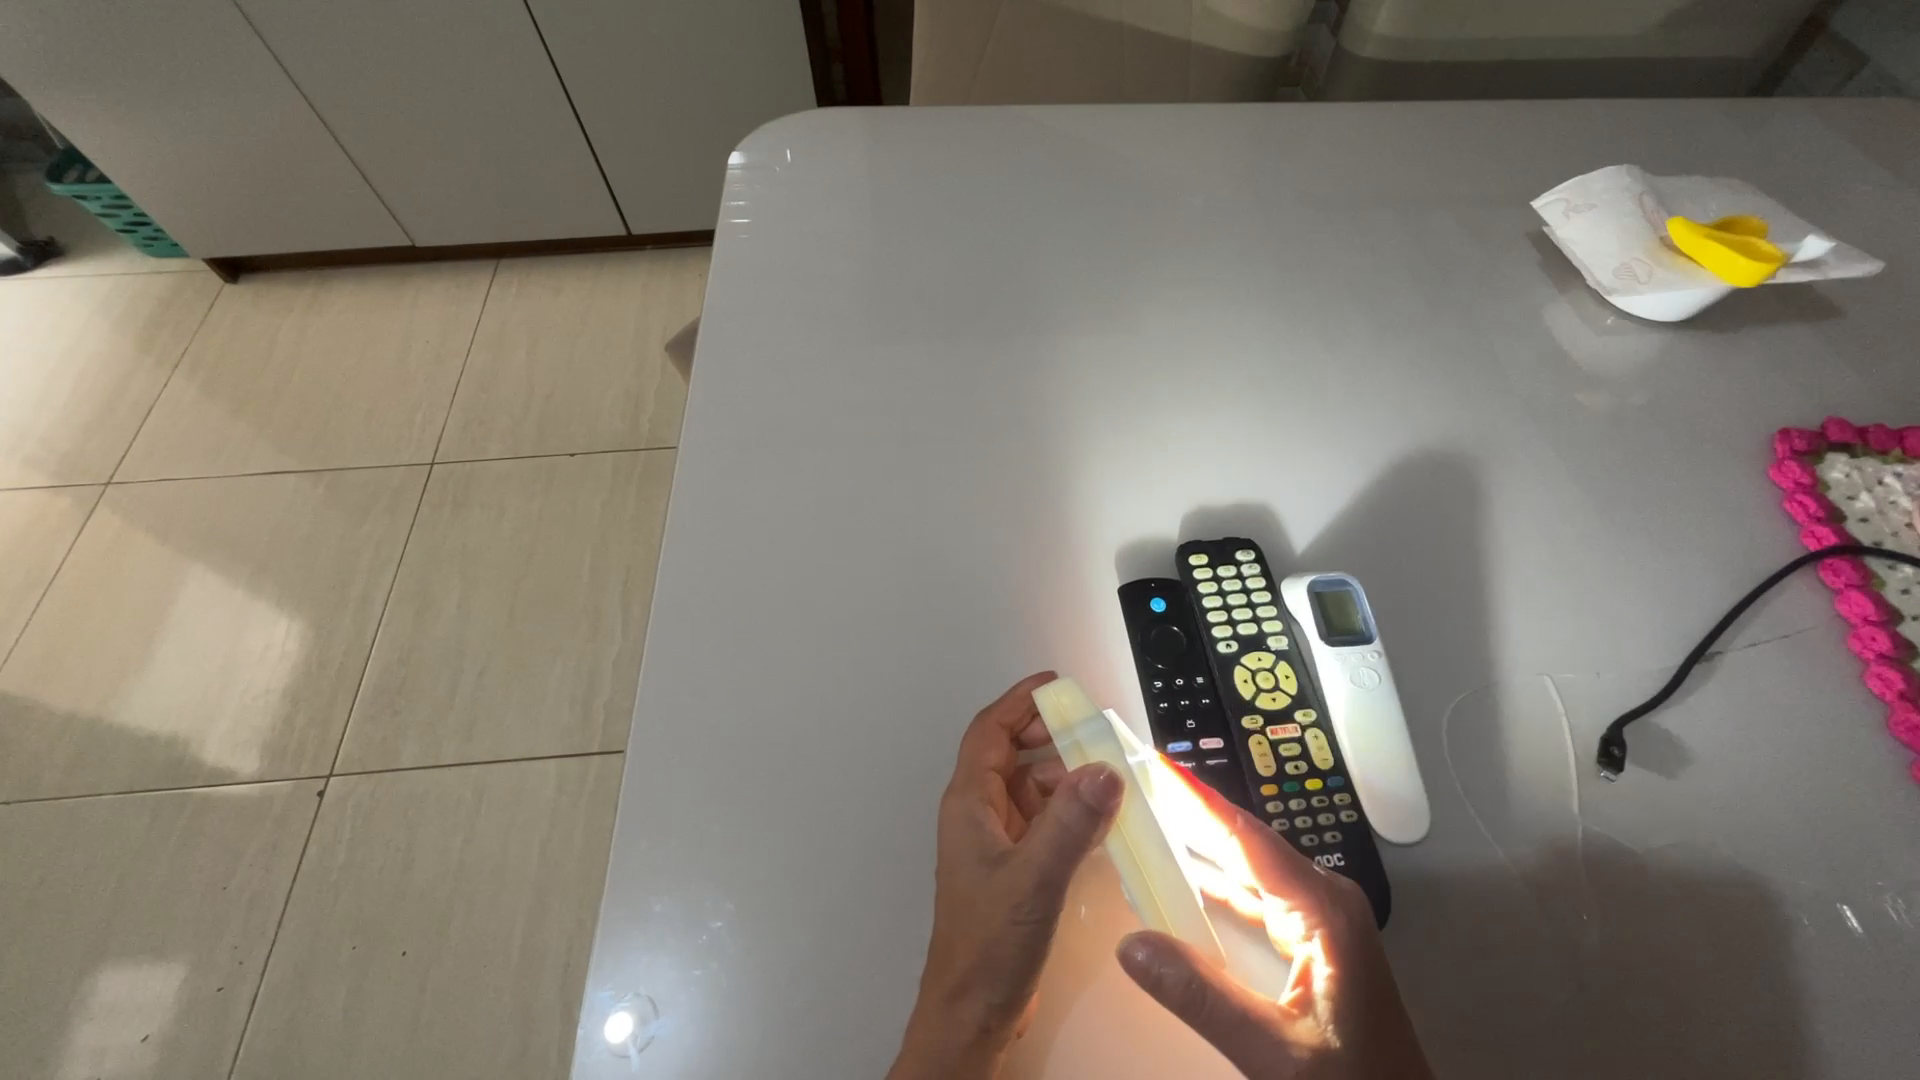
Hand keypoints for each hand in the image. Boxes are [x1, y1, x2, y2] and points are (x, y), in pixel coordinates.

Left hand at [888, 672, 1123, 1079]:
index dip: (1018, 703)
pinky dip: (1068, 810)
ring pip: (1029, 788)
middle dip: (1048, 737)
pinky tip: (1098, 818)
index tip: (1054, 685)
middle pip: (1010, 755)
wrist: (972, 1011)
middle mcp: (978, 813)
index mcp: (969, 802)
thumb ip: (1070, 823)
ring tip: (1106, 775)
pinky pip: (1041, 820)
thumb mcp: (1034, 878)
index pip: (989, 732)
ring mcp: (995, 841)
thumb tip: (1105, 770)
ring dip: (1064, 776)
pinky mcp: (1012, 867)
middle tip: (1092, 731)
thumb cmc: (990, 941)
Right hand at [1115, 778, 1432, 1079]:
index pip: (1246, 837)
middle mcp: (1323, 899)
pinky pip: (1254, 897)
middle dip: (1190, 813)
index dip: (1198, 798)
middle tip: (1137, 785)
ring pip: (1247, 868)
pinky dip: (1215, 885)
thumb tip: (1129, 944)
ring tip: (1148, 821)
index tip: (1158, 764)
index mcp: (1322, 909)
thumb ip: (1201, 997)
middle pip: (1245, 843)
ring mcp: (1319, 918)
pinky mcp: (1312, 940)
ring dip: (1199, 848)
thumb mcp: (1273, 1050)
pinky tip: (1181, 881)